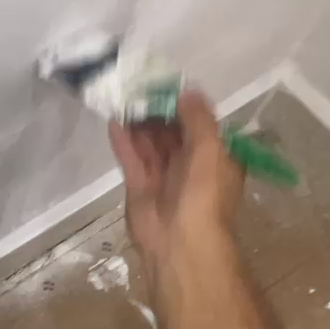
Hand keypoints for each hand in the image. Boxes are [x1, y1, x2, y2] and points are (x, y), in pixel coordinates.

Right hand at [108, 90, 242, 295]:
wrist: (180, 242)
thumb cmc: (203, 194)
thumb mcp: (211, 149)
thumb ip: (198, 119)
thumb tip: (186, 91)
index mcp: (215, 159)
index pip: (200, 127)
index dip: (184, 107)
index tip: (166, 86)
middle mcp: (190, 167)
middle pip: (172, 134)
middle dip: (157, 114)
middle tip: (139, 89)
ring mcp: (163, 178)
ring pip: (150, 145)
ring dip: (139, 125)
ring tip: (124, 99)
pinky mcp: (139, 188)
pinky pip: (132, 159)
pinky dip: (123, 142)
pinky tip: (114, 122)